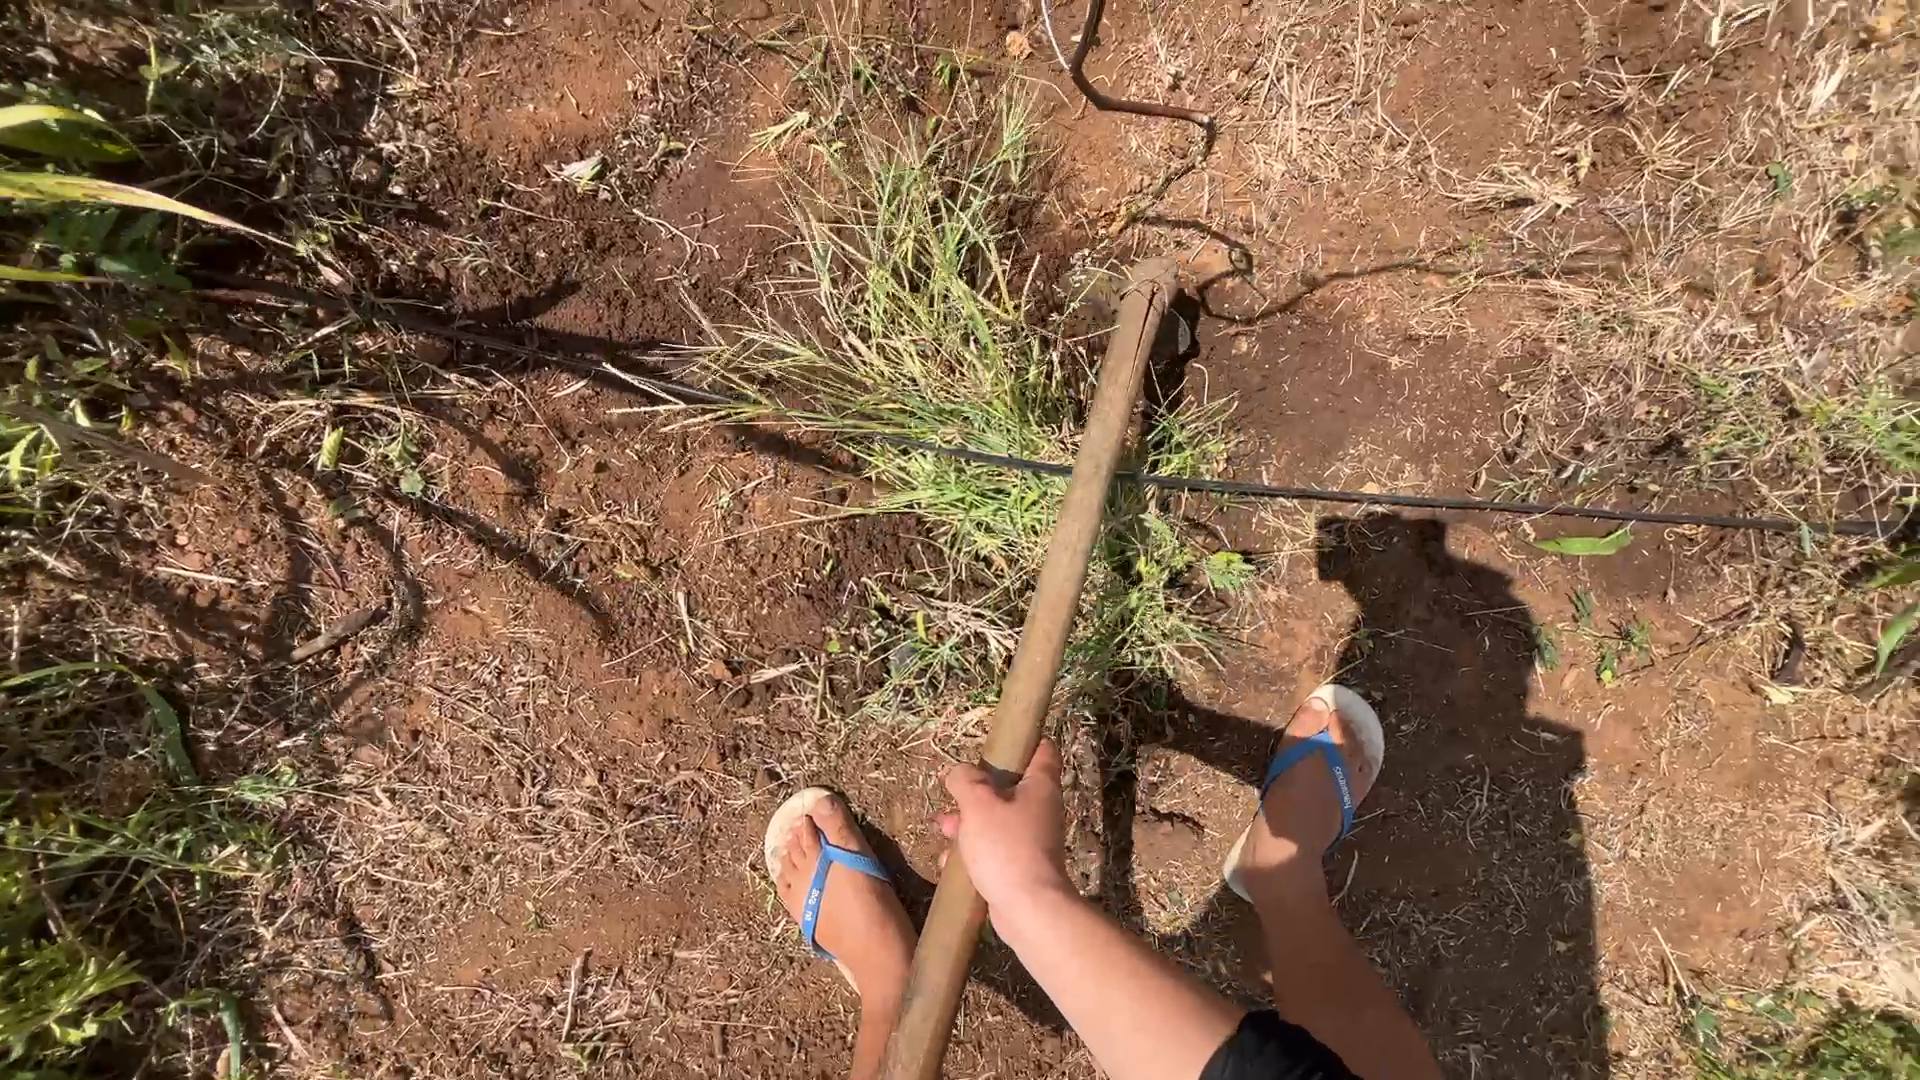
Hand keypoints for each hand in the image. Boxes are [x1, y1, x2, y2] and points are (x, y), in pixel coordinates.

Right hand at [937, 739, 1072, 913]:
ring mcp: (1031, 838)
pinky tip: (949, 862)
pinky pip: (993, 848)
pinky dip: (972, 851)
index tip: (996, 743)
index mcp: (1039, 785)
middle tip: (953, 793)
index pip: (1042, 749)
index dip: (1023, 741)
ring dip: (968, 822)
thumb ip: (965, 781)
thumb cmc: (1006, 847)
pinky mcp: (1020, 865)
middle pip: (1008, 786)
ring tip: (943, 829)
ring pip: (996, 819)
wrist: (1029, 910)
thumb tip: (958, 772)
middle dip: (976, 790)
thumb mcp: (978, 805)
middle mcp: (1040, 808)